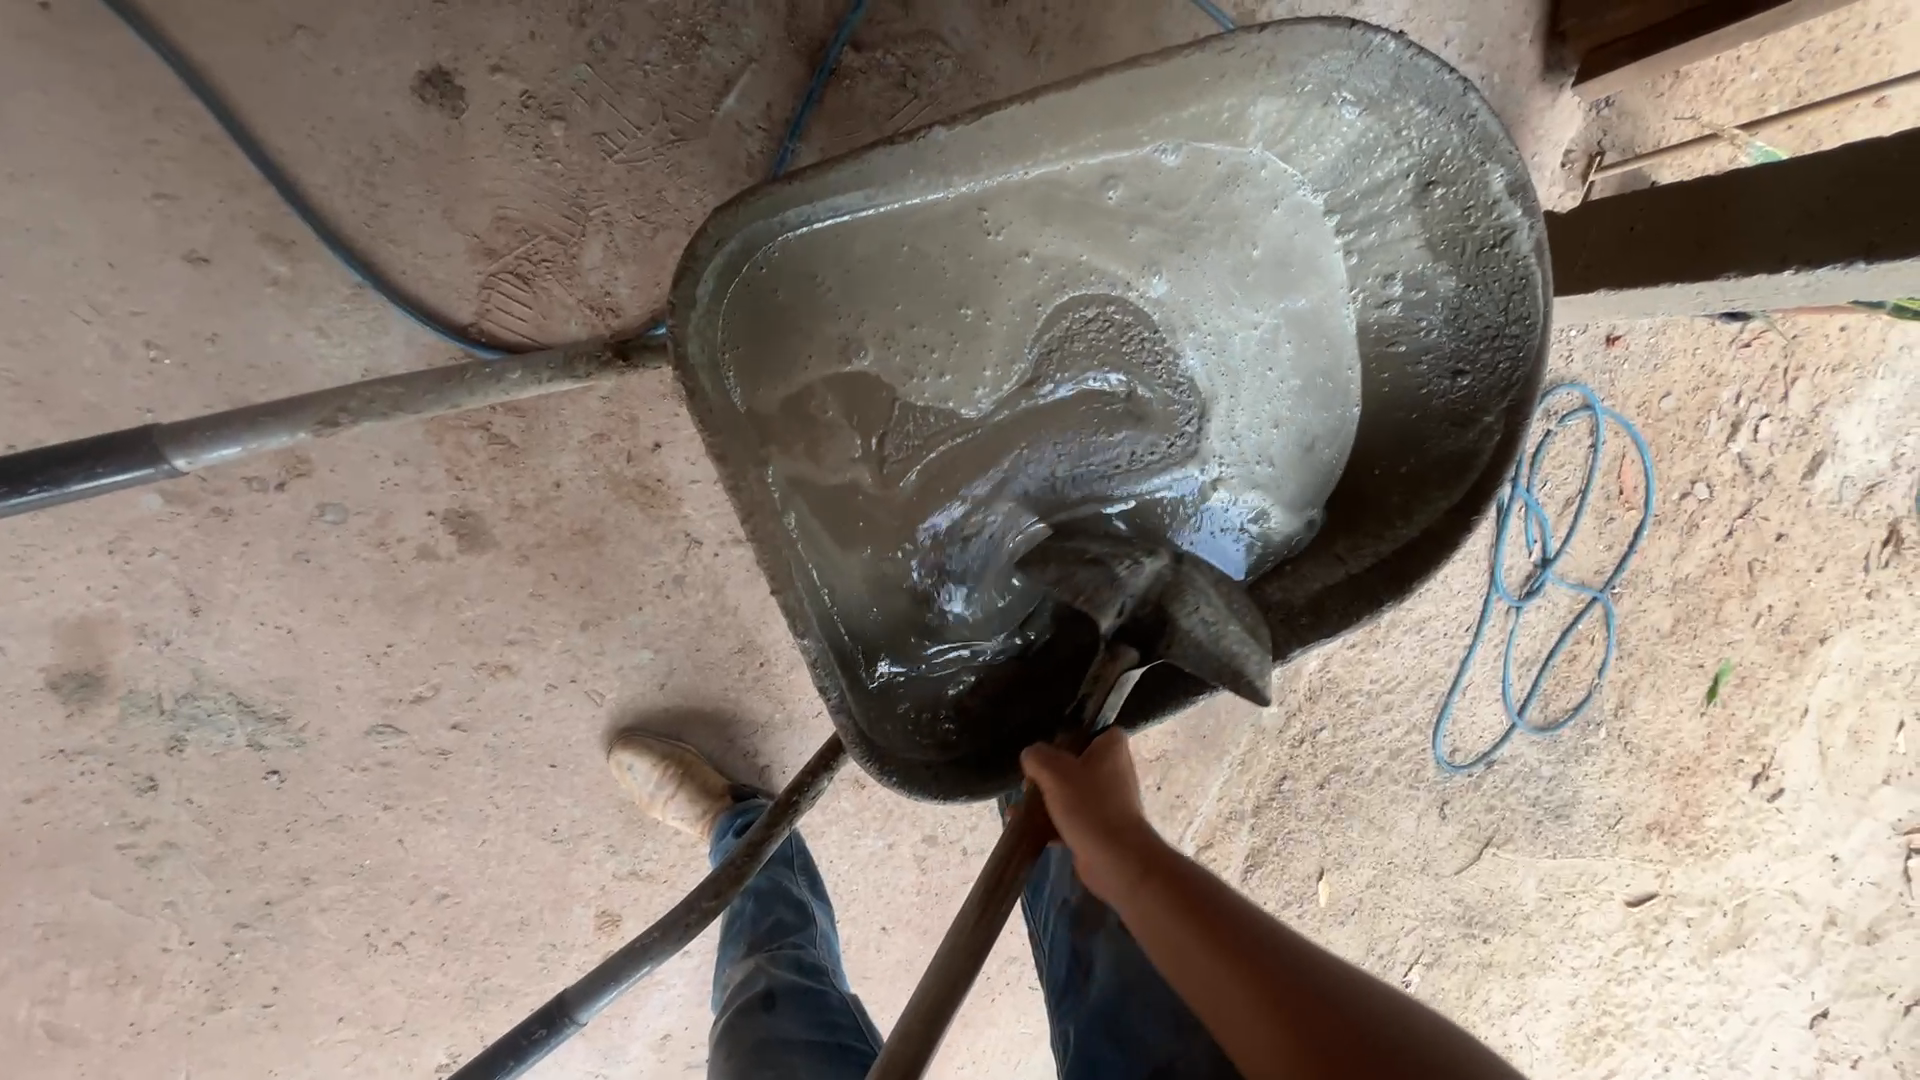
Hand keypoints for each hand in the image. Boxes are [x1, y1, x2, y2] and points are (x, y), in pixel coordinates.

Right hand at [1021, 728, 1164, 903]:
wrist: (1116, 859)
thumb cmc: (1088, 805)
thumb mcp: (1054, 771)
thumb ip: (1037, 756)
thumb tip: (1030, 755)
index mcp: (1112, 747)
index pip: (1091, 730)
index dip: (1067, 737)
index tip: (1047, 750)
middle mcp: (1115, 769)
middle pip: (1074, 762)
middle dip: (1047, 774)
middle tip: (1029, 784)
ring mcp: (1109, 800)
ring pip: (1070, 792)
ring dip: (1045, 800)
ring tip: (1019, 810)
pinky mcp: (1101, 826)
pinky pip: (1072, 817)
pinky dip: (1051, 822)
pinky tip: (1027, 829)